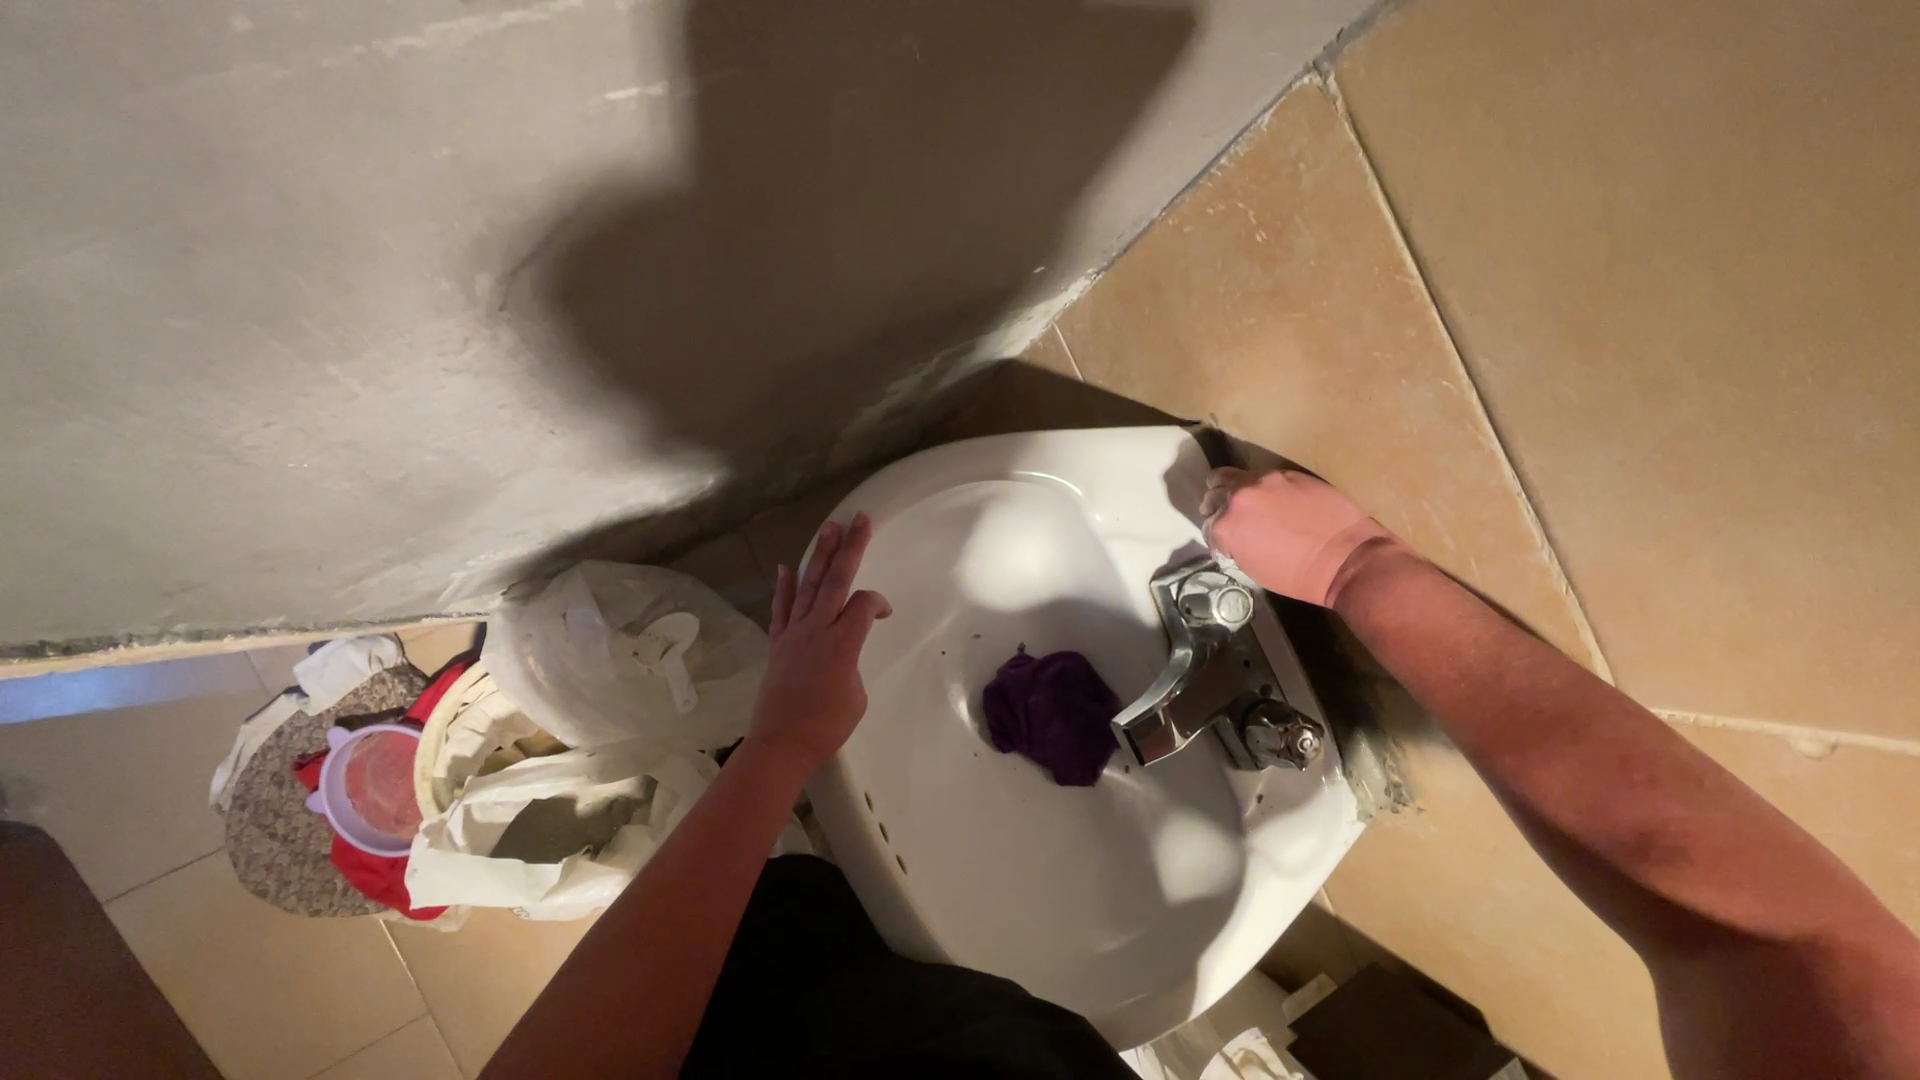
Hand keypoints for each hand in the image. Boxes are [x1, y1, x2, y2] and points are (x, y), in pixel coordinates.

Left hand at [745, 512, 891, 775]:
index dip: (879, 603)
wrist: (782, 744)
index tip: (884, 614)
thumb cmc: (826, 726)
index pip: (865, 605)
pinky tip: (786, 566)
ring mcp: (794, 633)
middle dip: (851, 547)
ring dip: (820, 555)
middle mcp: (817, 630)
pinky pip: (781, 608)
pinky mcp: (778, 643)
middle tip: (859, 519)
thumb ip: (852, 663)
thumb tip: (841, 653)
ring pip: (809, 585)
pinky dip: (784, 586)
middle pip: (837, 580)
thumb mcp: (856, 695)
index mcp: (843, 644)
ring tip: (829, 527)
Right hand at [1201, 467, 1410, 606]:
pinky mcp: (1289, 473)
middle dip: (1217, 508)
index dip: (1216, 539)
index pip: (1207, 526)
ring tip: (1248, 505)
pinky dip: (1261, 489)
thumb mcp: (1251, 567)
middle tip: (1230, 520)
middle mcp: (1240, 496)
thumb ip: (1233, 544)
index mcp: (1227, 524)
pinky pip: (1263, 477)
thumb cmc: (1297, 575)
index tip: (1225, 545)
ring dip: (1234, 491)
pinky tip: (1275, 503)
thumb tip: (1231, 538)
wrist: (1346, 558)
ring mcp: (1265, 480)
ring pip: (1233, 476)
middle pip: (1213, 493)